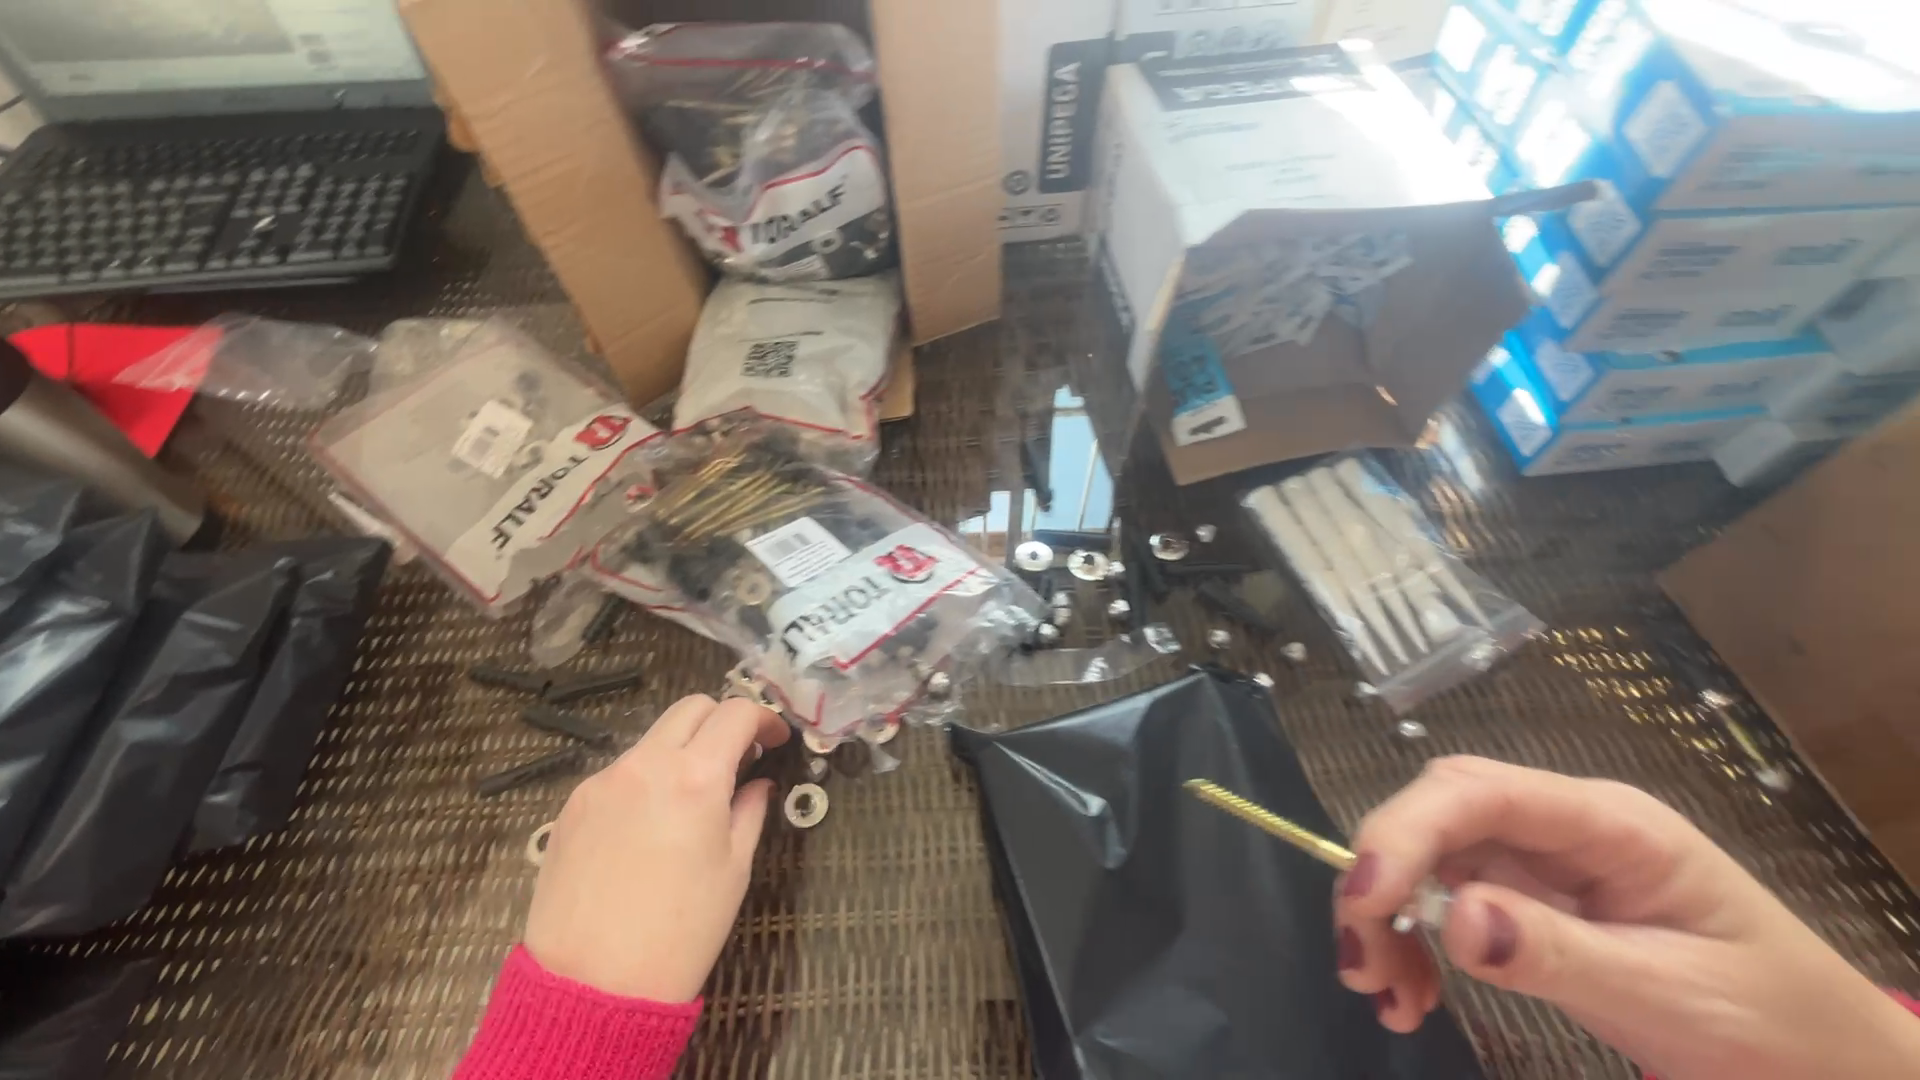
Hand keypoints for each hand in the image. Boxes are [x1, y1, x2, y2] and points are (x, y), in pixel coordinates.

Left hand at [523, 694, 788, 1001]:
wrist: (591, 987)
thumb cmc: (682, 931)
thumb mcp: (734, 868)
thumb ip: (750, 810)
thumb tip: (756, 783)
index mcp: (695, 777)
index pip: (736, 713)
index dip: (764, 718)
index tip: (776, 740)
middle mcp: (646, 764)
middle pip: (692, 708)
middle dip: (723, 721)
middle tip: (740, 756)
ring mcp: (603, 781)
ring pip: (653, 738)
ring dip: (683, 749)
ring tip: (693, 797)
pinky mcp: (573, 804)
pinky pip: (620, 772)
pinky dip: (647, 779)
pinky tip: (650, 825)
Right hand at [1335, 756, 1919, 1079]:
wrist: (1833, 1067)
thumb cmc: (1780, 1029)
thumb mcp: (1679, 1001)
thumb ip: (1562, 955)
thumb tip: (1453, 920)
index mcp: (1607, 823)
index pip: (1478, 792)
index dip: (1406, 830)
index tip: (1364, 899)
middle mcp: (1555, 824)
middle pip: (1435, 816)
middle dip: (1381, 876)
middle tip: (1359, 959)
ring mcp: (1534, 858)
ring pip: (1425, 858)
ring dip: (1387, 920)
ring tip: (1386, 994)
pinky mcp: (1520, 896)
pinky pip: (1440, 900)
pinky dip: (1411, 944)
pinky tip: (1412, 993)